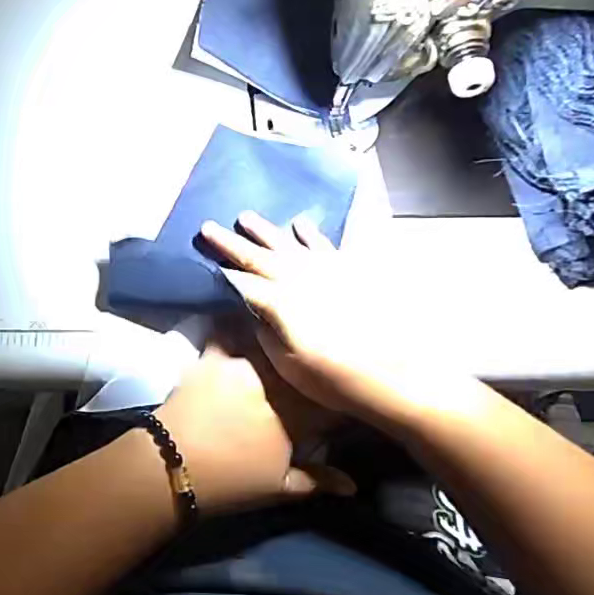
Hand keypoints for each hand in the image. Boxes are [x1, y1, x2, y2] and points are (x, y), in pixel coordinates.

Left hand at [153, 328, 351, 513]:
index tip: (342, 397)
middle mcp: (276, 382)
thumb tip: (353, 486)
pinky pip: (228, 331)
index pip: (329, 400)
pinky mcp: (213, 356)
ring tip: (283, 337)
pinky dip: (234, 326)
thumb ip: (318, 480)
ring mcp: (244, 365)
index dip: (338, 397)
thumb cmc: (230, 482)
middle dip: (309, 366)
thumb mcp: (279, 488)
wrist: (172, 465)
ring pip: (270, 342)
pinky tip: (240, 322)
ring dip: (278, 341)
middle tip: (311, 367)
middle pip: (302, 365)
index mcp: (297, 415)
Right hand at [196, 212, 477, 431]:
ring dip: (266, 231)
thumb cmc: (332, 377)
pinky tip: (302, 224)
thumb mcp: (287, 362)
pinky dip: (311, 234)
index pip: (242, 281)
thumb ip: (265, 329)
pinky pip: (325, 245)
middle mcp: (299, 278)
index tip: (203, 258)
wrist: (390, 375)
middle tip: (209, 227)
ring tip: (247, 218)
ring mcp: (326, 272)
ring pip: (288, 244)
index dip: (221, 270)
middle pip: (259, 257)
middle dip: (233, 243)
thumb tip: (251, 305)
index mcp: (280, 301)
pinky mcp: (348, 273)